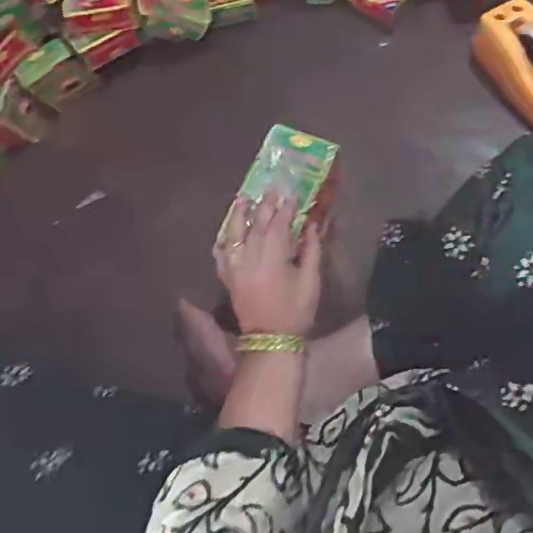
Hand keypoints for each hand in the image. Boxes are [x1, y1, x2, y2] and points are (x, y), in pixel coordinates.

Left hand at [214, 193, 322, 337]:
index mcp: (272, 259)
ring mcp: (235, 269)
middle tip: (270, 191)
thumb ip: (311, 250)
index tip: (291, 196)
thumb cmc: (296, 311)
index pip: (278, 226)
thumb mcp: (310, 280)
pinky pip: (221, 254)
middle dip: (263, 207)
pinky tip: (226, 231)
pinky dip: (223, 240)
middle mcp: (249, 259)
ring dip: (238, 216)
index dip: (285, 209)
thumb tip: (312, 225)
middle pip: (255, 226)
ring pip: (234, 235)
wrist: (271, 340)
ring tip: (243, 200)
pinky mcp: (227, 278)